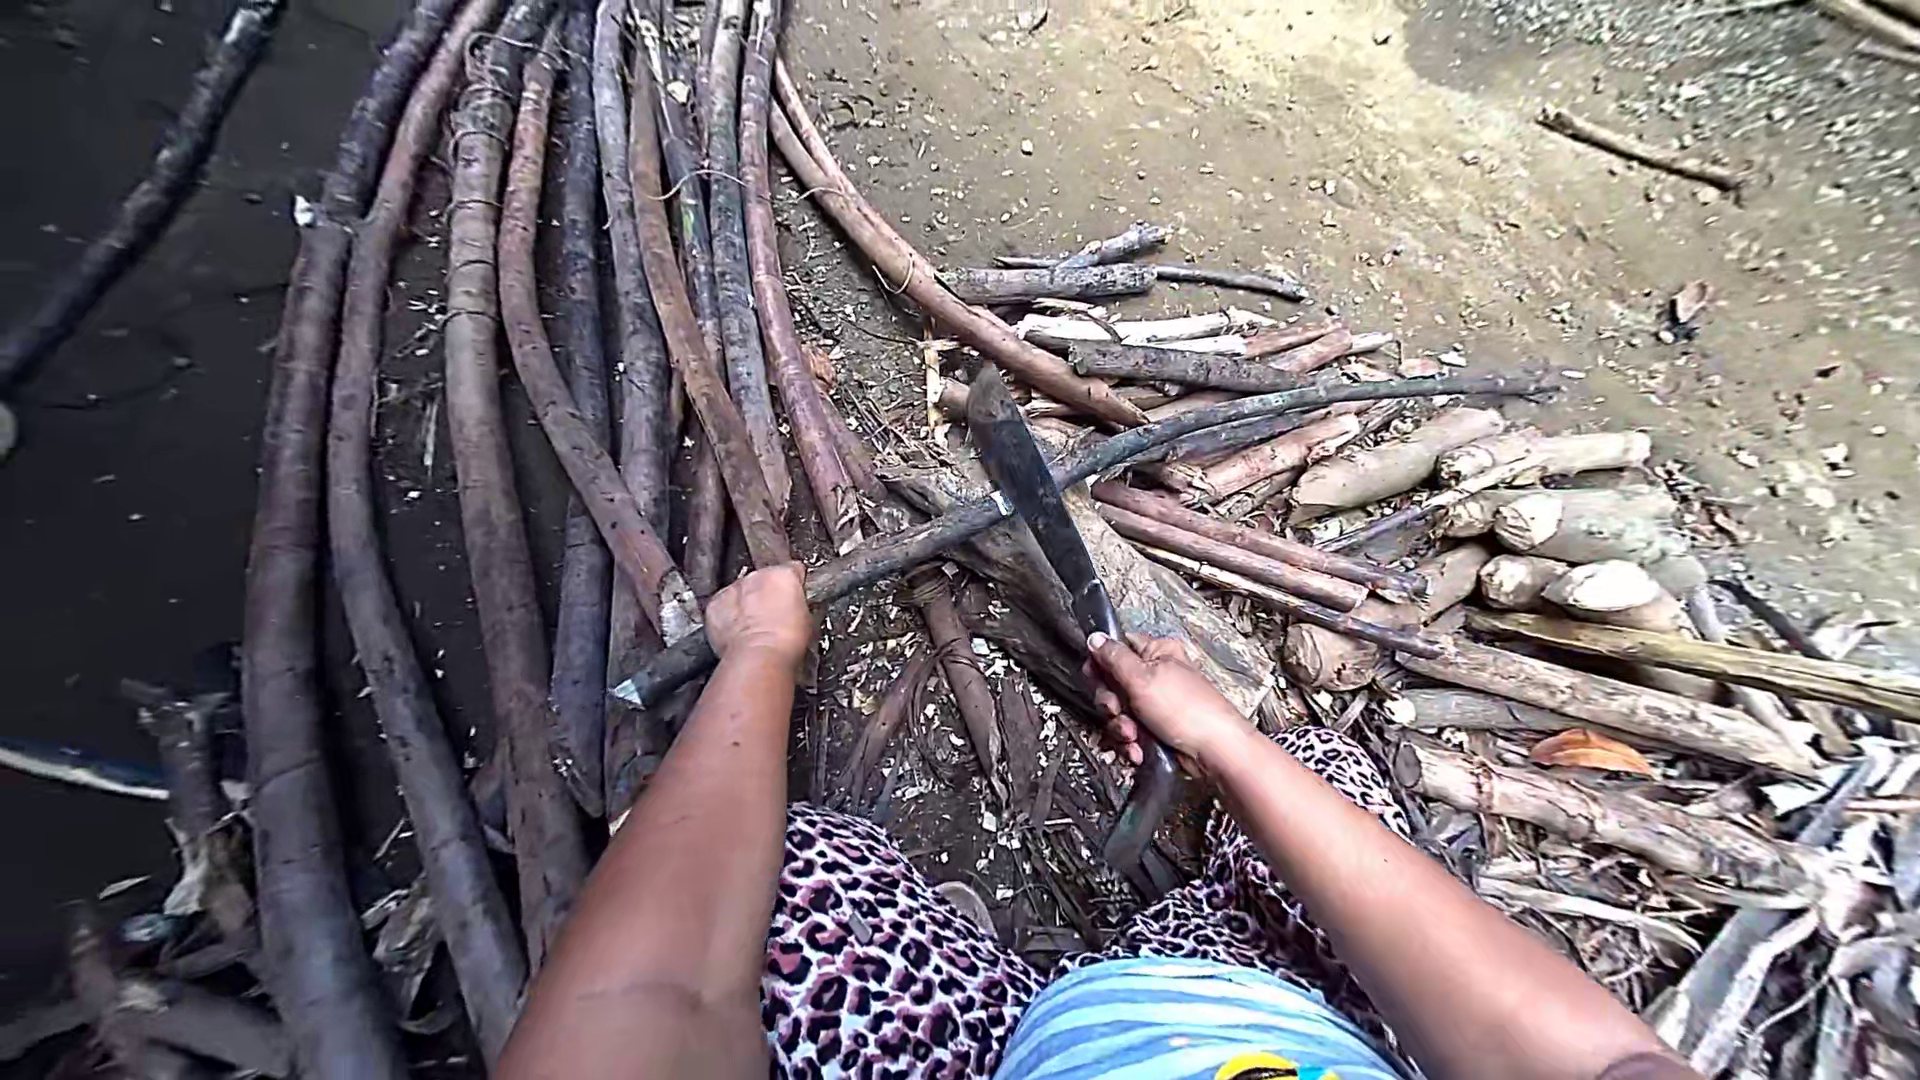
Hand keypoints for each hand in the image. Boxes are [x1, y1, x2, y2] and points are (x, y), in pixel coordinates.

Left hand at [705, 563, 810, 667]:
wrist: (759, 658)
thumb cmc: (785, 641)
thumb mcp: (807, 618)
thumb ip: (798, 604)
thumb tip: (795, 608)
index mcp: (783, 575)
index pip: (792, 569)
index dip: (794, 584)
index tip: (793, 595)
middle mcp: (757, 576)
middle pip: (764, 579)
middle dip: (767, 593)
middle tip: (774, 616)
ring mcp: (733, 589)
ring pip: (741, 591)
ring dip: (746, 603)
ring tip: (754, 627)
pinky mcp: (715, 605)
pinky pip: (723, 606)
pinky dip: (728, 616)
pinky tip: (738, 631)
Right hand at [1083, 631, 1251, 774]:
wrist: (1216, 754)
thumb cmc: (1189, 712)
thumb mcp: (1142, 678)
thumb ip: (1113, 656)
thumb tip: (1095, 637)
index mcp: (1157, 652)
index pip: (1115, 647)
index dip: (1101, 663)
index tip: (1097, 678)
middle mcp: (1155, 675)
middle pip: (1112, 682)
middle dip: (1111, 702)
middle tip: (1118, 709)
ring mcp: (1155, 702)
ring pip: (1119, 711)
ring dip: (1120, 726)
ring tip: (1133, 734)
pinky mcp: (1156, 727)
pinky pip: (1130, 731)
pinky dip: (1131, 742)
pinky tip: (1139, 747)